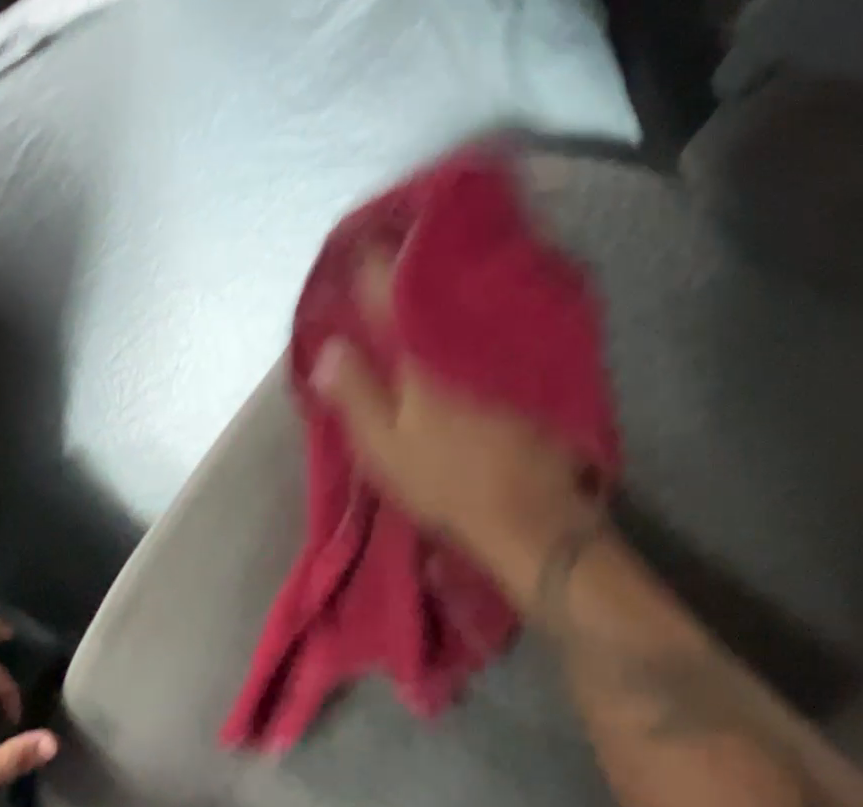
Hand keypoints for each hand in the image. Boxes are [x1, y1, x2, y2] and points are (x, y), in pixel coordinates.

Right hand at [309, 245, 598, 583]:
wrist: (531, 513)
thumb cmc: (447, 483)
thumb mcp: (383, 447)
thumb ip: (354, 392)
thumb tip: (328, 346)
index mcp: (419, 351)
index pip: (383, 282)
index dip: (364, 257)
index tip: (349, 245)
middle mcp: (465, 330)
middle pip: (431, 270)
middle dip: (406, 250)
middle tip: (383, 238)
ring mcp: (504, 340)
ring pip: (468, 282)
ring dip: (444, 264)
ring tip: (420, 253)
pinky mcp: (534, 355)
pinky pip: (499, 305)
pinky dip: (478, 291)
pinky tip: (466, 293)